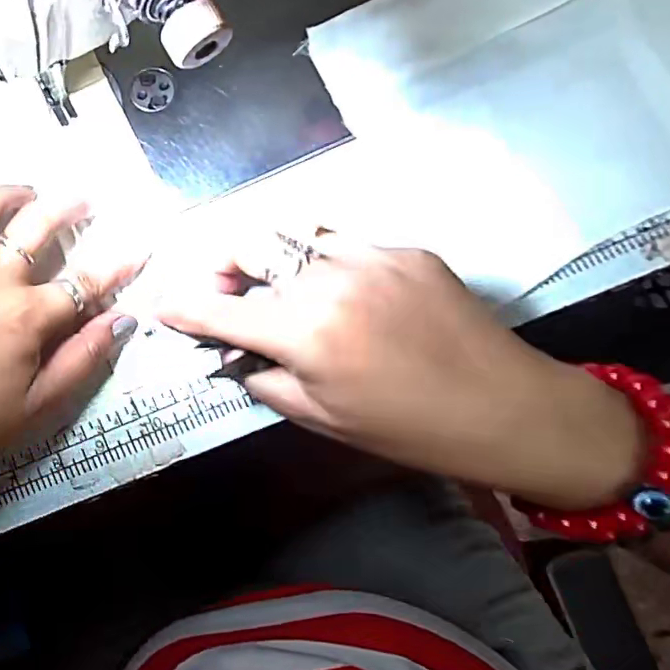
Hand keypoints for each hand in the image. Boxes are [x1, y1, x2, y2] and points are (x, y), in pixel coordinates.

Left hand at [0, 187, 141, 513]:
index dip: (116, 269)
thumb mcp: (42, 402)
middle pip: (32, 227)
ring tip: (26, 191)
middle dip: (64, 208)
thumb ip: (84, 355)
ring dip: (3, 196)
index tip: (140, 253)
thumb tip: (124, 320)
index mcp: (23, 315)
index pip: (83, 283)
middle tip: (84, 201)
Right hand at [156, 236, 643, 509]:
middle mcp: (331, 280)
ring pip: (298, 240)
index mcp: (306, 332)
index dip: (185, 307)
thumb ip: (265, 378)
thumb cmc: (406, 428)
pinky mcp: (406, 248)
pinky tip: (345, 291)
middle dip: (226, 266)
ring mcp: (372, 255)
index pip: (222, 310)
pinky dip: (328, 264)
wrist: (506, 407)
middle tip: (227, 288)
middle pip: (252, 248)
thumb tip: (234, 353)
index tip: (164, 305)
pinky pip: (347, 245)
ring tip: (288, 288)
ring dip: (279, 262)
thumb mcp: (322, 417)